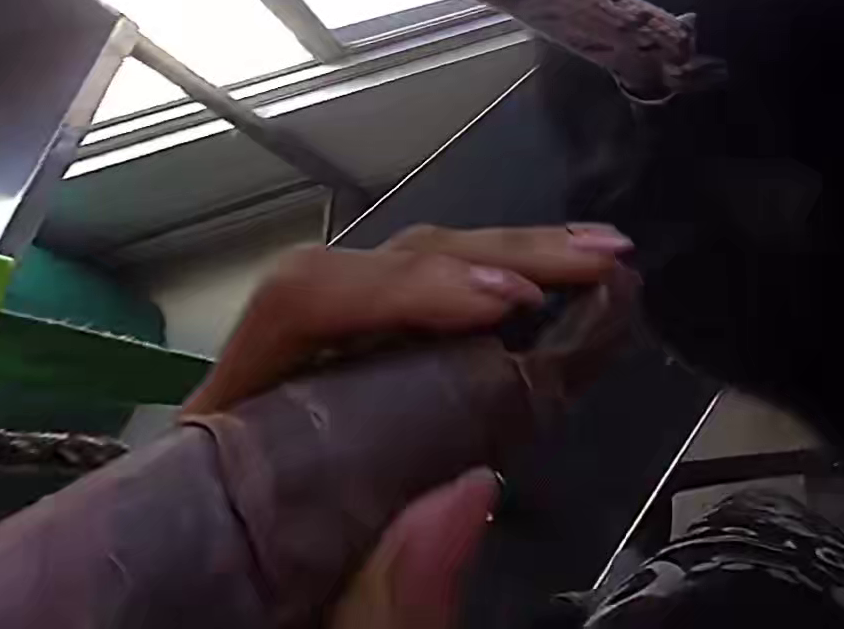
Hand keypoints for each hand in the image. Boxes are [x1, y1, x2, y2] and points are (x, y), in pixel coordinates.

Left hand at [181, 223, 633, 628]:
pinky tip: (566, 276)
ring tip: (600, 255)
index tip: (507, 304)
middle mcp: (293, 362)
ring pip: (422, 263)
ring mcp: (344, 350)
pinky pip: (447, 294)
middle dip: (496, 256)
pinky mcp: (390, 357)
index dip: (409, 286)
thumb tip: (473, 491)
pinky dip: (513, 277)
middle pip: (385, 263)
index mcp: (243, 422)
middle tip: (595, 261)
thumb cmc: (269, 618)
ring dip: (517, 252)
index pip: (306, 301)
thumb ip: (376, 605)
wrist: (259, 615)